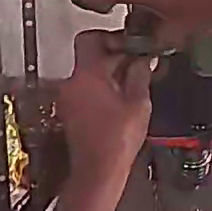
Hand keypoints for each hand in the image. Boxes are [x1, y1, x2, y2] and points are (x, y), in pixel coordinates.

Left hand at [56, 30, 154, 190]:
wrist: (98, 173)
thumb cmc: (116, 140)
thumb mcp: (138, 102)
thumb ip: (139, 74)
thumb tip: (142, 59)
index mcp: (87, 75)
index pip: (90, 38)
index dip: (111, 37)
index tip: (130, 43)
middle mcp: (72, 83)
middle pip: (91, 55)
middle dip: (115, 56)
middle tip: (138, 61)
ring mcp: (69, 99)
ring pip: (89, 73)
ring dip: (110, 72)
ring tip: (133, 81)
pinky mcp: (71, 112)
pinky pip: (86, 89)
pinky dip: (102, 88)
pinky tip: (122, 98)